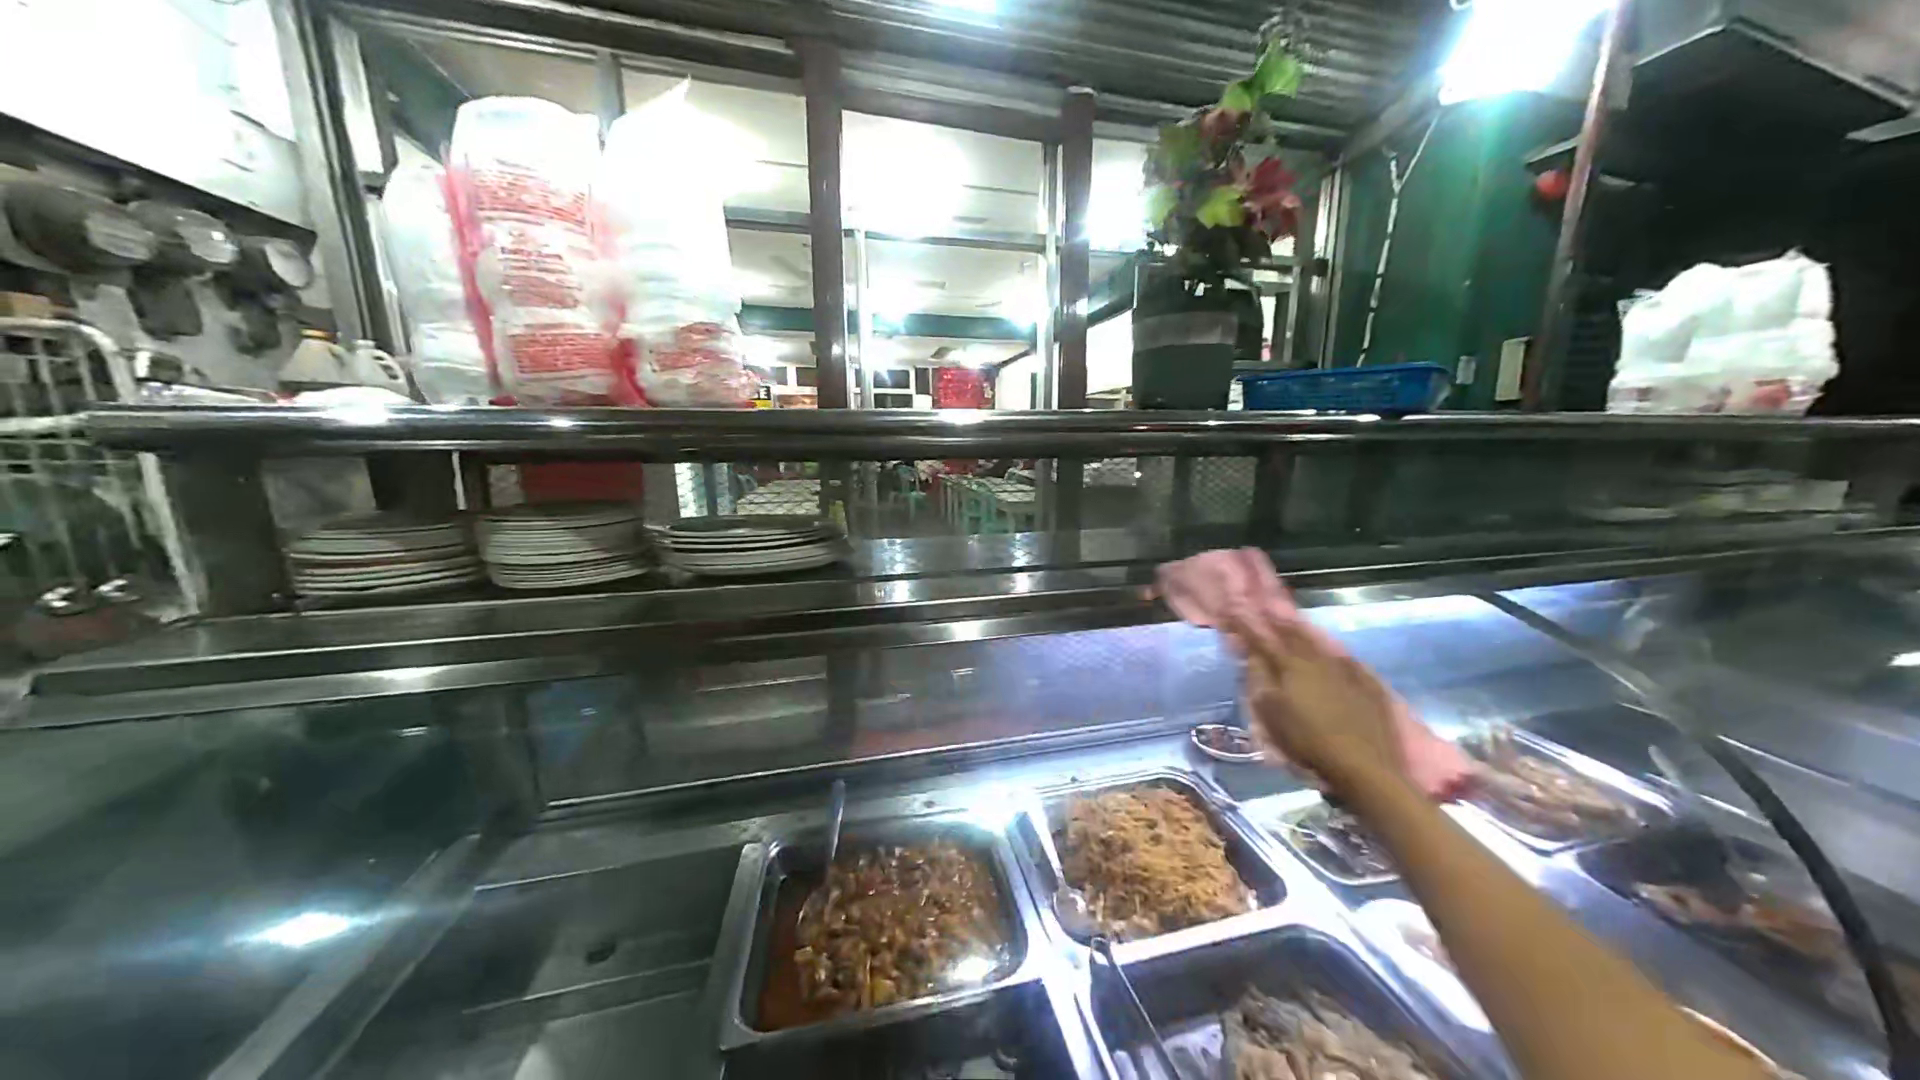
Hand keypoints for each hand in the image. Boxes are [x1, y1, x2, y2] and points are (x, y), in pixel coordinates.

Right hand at [1237, 619, 1409, 798]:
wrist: (1364, 766)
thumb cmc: (1307, 741)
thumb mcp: (1271, 714)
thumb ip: (1259, 680)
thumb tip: (1251, 655)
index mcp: (1291, 666)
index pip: (1262, 639)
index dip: (1245, 624)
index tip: (1232, 609)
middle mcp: (1318, 661)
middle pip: (1293, 635)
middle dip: (1276, 621)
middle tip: (1264, 609)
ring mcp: (1346, 671)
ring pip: (1319, 644)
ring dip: (1303, 633)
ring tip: (1293, 623)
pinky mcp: (1368, 686)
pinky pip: (1345, 661)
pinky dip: (1332, 653)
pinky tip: (1333, 653)